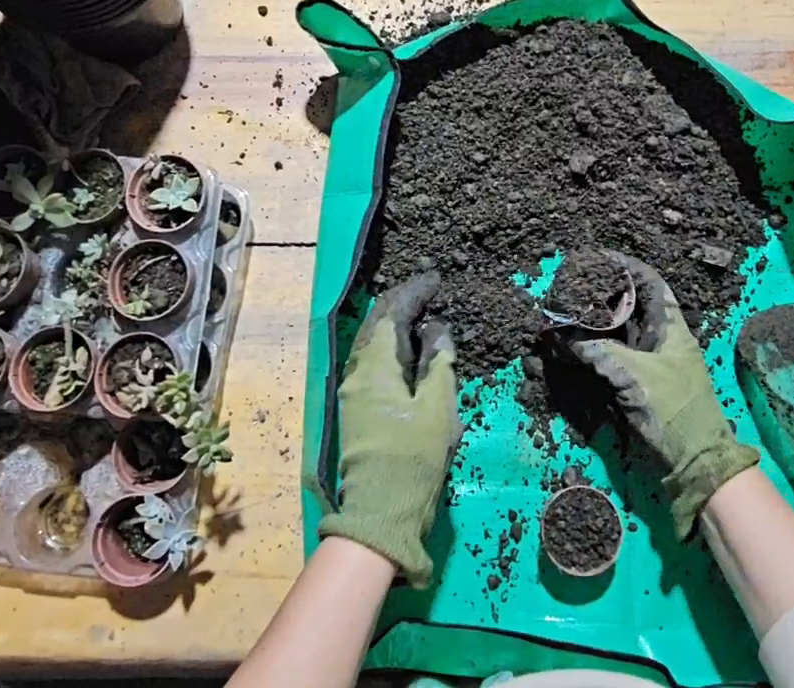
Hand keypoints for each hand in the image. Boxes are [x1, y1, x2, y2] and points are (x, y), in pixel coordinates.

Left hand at [317, 271, 458, 585]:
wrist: (382, 511)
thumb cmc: (413, 458)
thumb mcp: (437, 408)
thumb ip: (438, 363)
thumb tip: (435, 330)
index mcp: (375, 366)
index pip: (391, 314)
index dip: (414, 293)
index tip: (435, 281)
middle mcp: (357, 372)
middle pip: (377, 325)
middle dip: (402, 305)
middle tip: (429, 294)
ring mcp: (354, 391)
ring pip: (374, 344)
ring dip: (397, 326)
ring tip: (423, 316)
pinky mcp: (359, 408)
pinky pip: (375, 362)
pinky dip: (394, 347)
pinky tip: (412, 350)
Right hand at [571, 252, 758, 538]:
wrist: (694, 463)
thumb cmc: (674, 409)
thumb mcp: (635, 374)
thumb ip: (596, 351)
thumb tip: (558, 334)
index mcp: (670, 328)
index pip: (651, 284)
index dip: (628, 267)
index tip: (601, 257)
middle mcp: (659, 340)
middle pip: (629, 306)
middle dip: (602, 294)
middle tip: (572, 285)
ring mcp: (648, 363)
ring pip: (616, 333)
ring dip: (592, 323)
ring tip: (564, 310)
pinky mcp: (636, 385)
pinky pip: (609, 358)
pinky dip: (589, 350)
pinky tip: (568, 345)